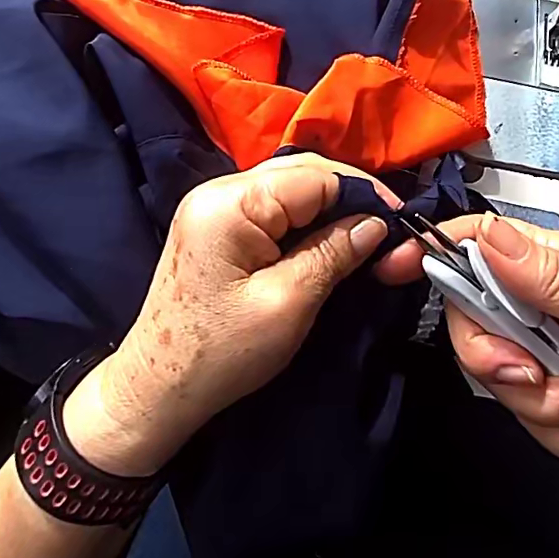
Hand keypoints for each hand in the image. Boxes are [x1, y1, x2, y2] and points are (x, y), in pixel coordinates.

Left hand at [62, 154, 397, 475]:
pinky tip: (321, 241)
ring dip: (324, 208)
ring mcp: (208, 207)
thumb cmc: (221, 352)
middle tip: (383, 232)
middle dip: (345, 197)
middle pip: (296, 174)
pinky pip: (265, 209)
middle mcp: (214, 191)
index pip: (312, 175)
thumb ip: (333, 253)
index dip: (361, 193)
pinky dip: (298, 221)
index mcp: (229, 202)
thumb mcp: (288, 303)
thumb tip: (376, 223)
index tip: (399, 223)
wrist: (159, 383)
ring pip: (283, 189)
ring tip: (360, 238)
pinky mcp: (210, 227)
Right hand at [378, 213, 558, 493]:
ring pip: (496, 371)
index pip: (482, 242)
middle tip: (536, 379)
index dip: (434, 250)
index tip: (394, 267)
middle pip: (472, 317)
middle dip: (495, 358)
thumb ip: (558, 278)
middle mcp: (549, 301)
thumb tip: (488, 235)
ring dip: (537, 402)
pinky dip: (557, 428)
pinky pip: (526, 411)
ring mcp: (556, 347)